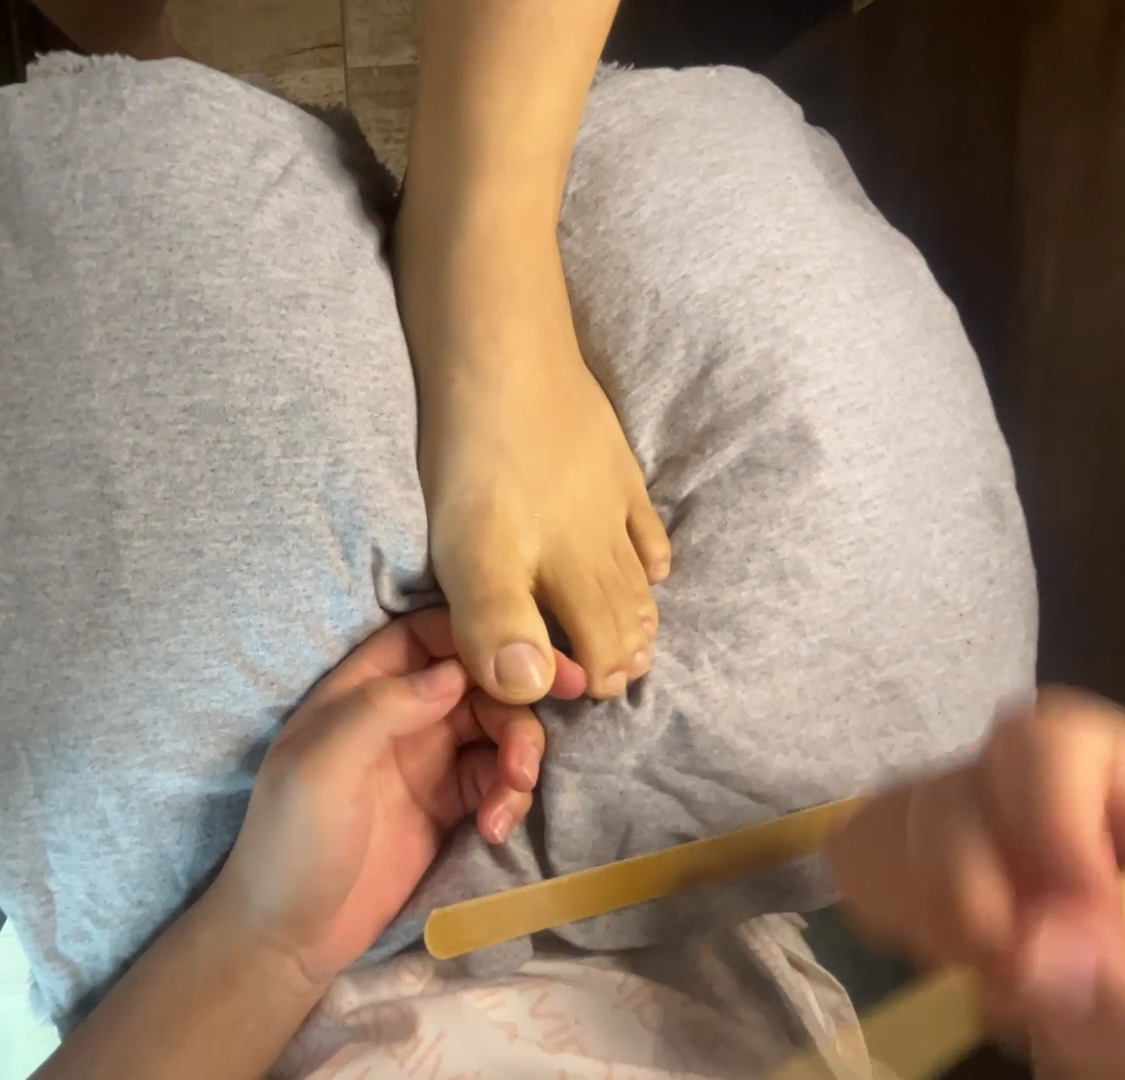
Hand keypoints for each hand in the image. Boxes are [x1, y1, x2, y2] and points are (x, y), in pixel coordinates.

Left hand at [207, 608, 585, 986]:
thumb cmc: (293, 838)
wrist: (292, 936)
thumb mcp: (321, 765)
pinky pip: (496, 779)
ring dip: (519, 753)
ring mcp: (427, 759)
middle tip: (534, 747)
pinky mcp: (448, 804)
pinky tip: (495, 828)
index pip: (427, 635)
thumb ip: (382, 708)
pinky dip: (509, 796)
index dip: (478, 634)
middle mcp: (400, 713)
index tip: (532, 657)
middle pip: (476, 681)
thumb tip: (454, 670)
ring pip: (495, 728)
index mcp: (361, 688)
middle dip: (515, 703)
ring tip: (512, 793)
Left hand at [398, 217, 670, 704]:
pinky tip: (655, 560)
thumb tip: (534, 689)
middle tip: (620, 677)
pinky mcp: (606, 454)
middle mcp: (600, 536)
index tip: (594, 695)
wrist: (499, 346)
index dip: (596, 672)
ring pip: (635, 567)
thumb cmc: (477, 455)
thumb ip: (499, 622)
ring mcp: (609, 492)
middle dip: (621, 648)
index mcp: (568, 566)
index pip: (596, 639)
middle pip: (621, 607)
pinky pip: (641, 515)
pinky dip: (649, 548)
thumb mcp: (470, 548)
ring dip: (638, 608)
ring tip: (642, 638)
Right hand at [827, 688, 1124, 1079]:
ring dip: (923, 909)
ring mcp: (947, 798)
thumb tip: (1030, 955)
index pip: (1048, 741)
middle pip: (950, 792)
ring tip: (987, 967)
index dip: (1047, 814)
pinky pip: (853, 850)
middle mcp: (1020, 776)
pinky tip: (941, 945)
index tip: (1079, 909)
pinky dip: (883, 906)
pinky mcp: (895, 834)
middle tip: (1021, 973)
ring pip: (887, 819)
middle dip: (970, 891)